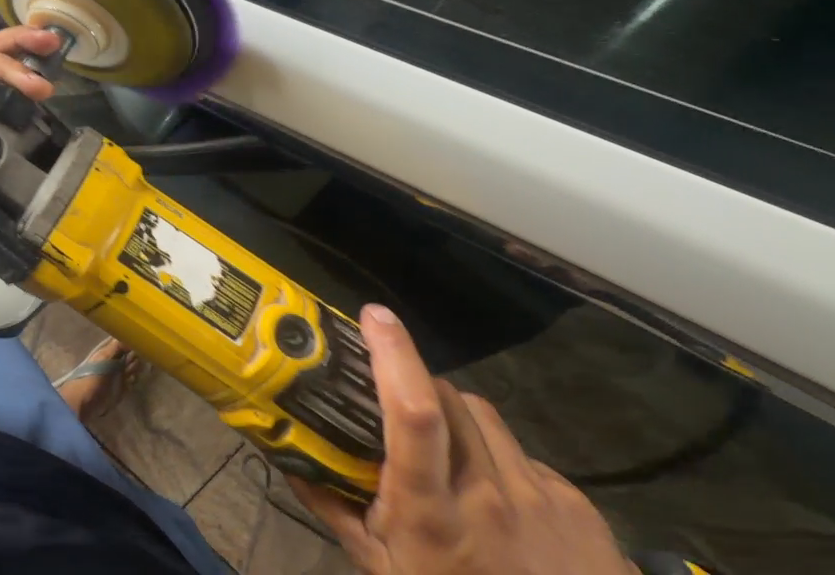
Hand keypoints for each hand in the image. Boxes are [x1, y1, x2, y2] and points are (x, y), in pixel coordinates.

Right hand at [290, 305, 637, 574]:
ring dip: (453, 414)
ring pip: (483, 414)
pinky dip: (496, 456)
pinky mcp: (578, 504)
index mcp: (431, 512)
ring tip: (444, 447)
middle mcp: (488, 495)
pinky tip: (494, 495)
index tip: (374, 316)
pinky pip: (523, 452)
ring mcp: (540, 497)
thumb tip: (286, 455)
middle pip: (446, 399)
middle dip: (414, 385)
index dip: (394, 356)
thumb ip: (333, 509)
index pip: (413, 415)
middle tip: (393, 402)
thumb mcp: (381, 568)